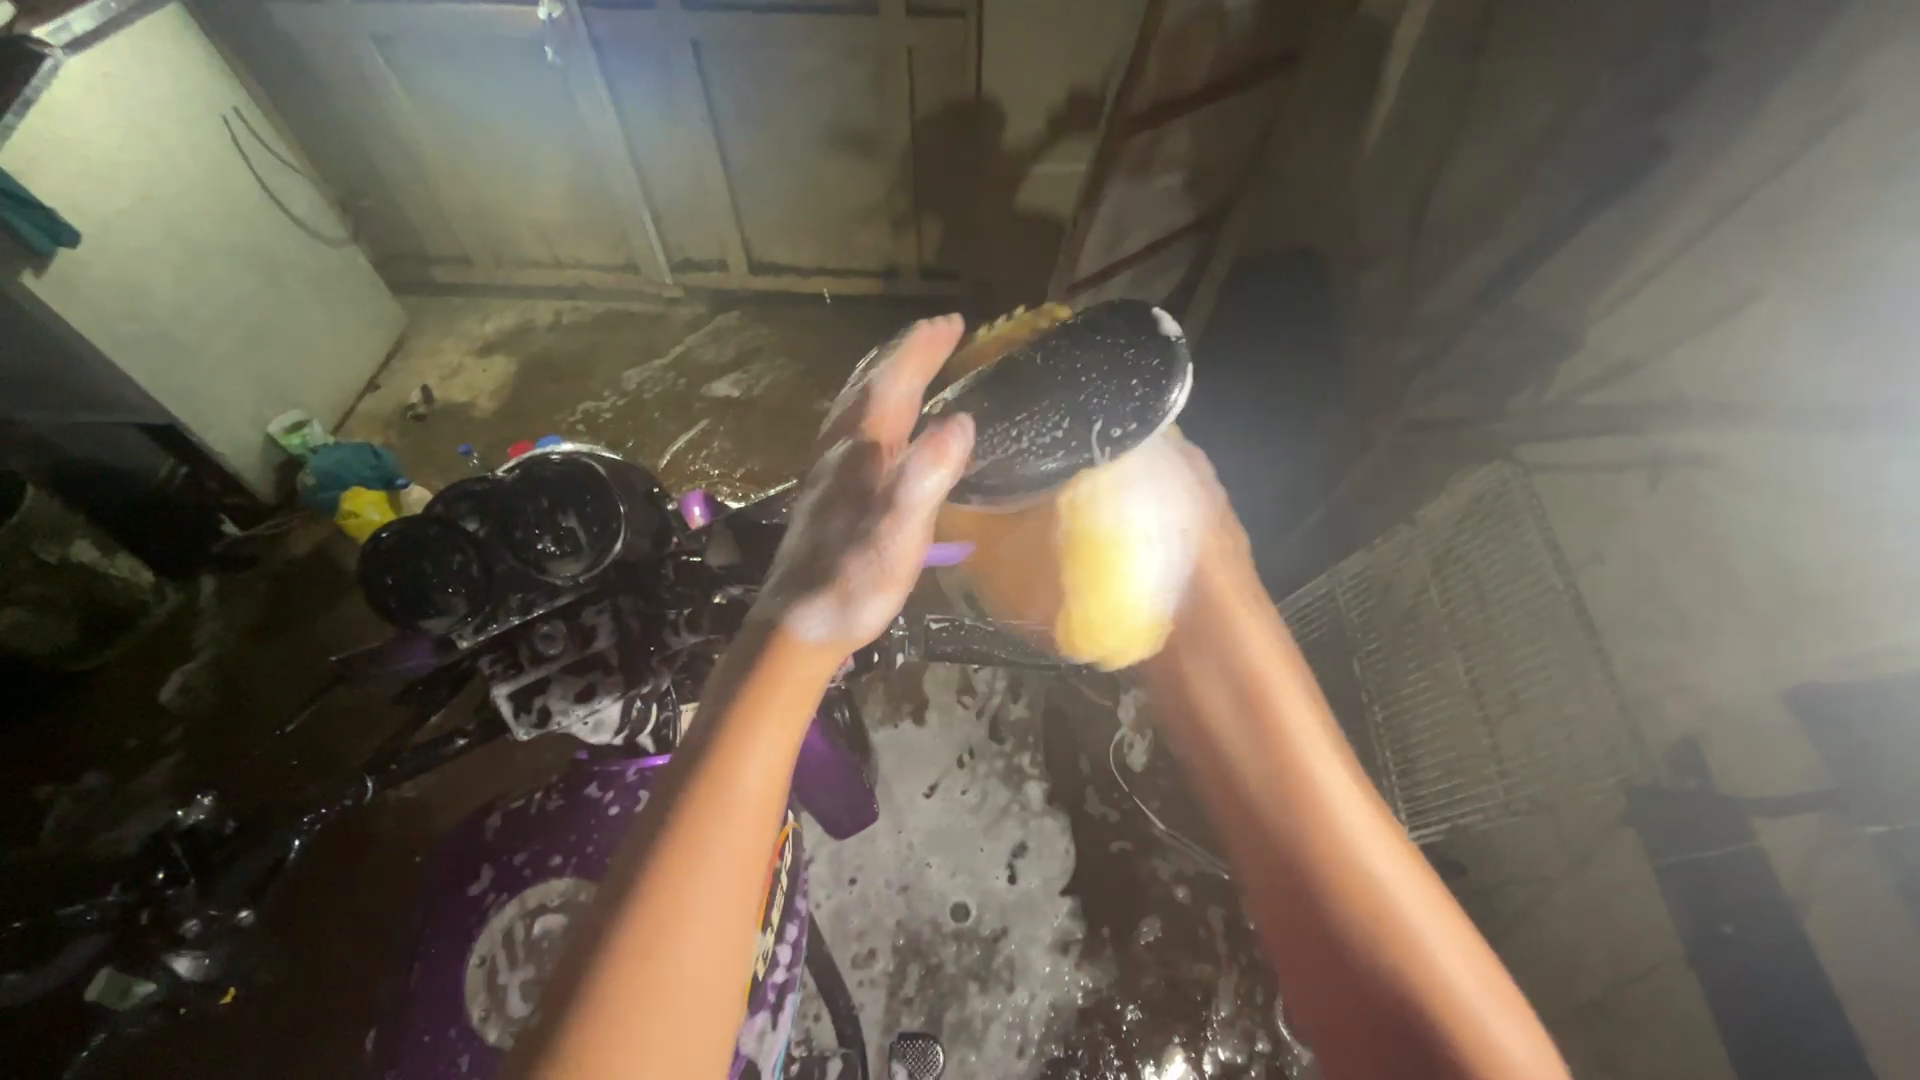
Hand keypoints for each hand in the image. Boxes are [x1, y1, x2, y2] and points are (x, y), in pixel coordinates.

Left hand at [755, 315, 975, 653]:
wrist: (795, 625)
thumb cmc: (854, 582)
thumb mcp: (901, 535)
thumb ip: (928, 477)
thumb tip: (961, 421)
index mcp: (864, 450)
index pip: (896, 383)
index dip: (924, 350)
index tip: (954, 322)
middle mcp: (838, 448)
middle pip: (870, 384)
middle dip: (904, 353)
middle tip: (936, 332)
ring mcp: (823, 469)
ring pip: (851, 404)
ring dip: (881, 374)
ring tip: (904, 363)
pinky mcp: (818, 491)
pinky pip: (844, 427)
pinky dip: (865, 406)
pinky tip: (870, 427)